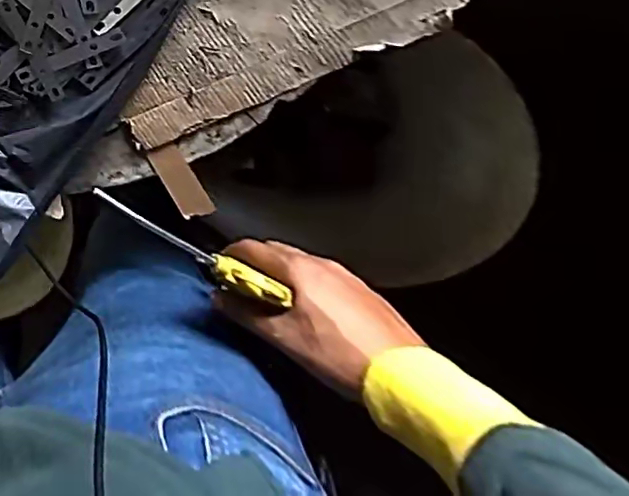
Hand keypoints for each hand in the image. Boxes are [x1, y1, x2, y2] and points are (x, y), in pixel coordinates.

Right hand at [216, 239, 424, 398]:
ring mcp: (347, 276)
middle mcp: (322, 263)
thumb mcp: (286, 340)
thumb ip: (247, 315)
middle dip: (256, 265)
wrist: (410, 380)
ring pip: (302, 265)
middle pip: (276, 251)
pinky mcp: (366, 293)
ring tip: (279, 304)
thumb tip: (219, 299)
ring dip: (283, 276)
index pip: (251, 248)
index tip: (221, 273)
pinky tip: (314, 314)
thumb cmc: (341, 356)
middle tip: (246, 289)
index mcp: (298, 268)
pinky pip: (326, 278)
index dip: (230, 257)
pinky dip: (309, 286)